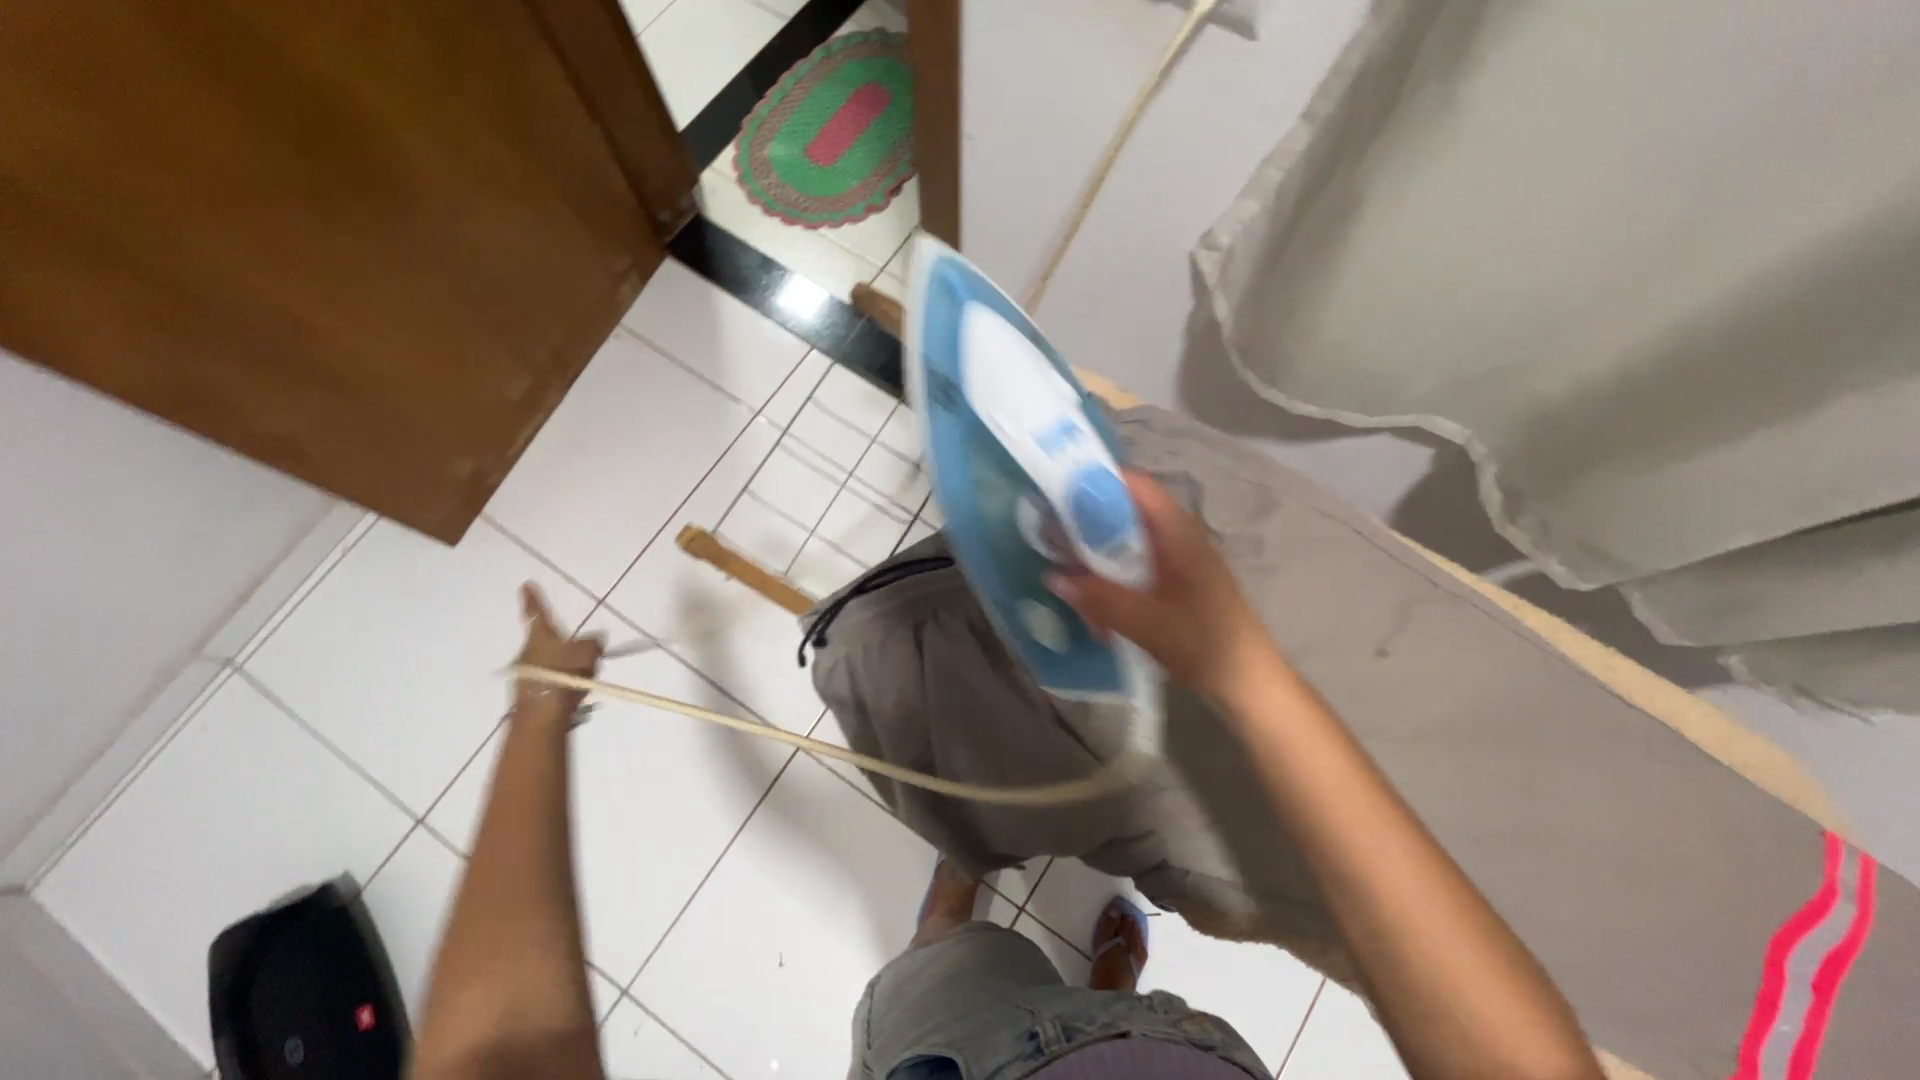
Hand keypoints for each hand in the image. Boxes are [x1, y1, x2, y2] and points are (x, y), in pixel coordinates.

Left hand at [512, 583, 604, 716]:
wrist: (541, 718)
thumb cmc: (562, 676)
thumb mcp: (588, 651)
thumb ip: (593, 642)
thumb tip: (593, 641)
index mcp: (540, 637)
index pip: (536, 613)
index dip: (533, 599)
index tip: (525, 584)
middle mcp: (528, 652)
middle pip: (551, 643)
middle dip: (568, 649)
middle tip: (587, 660)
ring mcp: (527, 674)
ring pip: (554, 664)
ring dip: (569, 669)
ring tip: (585, 682)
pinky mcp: (531, 694)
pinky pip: (553, 682)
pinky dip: (565, 685)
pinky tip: (576, 696)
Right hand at [1048, 470, 1282, 700]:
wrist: (1250, 685)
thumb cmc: (1206, 645)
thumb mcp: (1148, 622)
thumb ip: (1100, 598)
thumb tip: (1054, 576)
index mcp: (1178, 534)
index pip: (1136, 486)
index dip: (1098, 480)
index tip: (1057, 489)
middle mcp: (1177, 540)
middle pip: (1125, 514)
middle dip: (1087, 526)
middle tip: (1049, 539)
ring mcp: (1177, 564)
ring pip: (1126, 547)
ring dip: (1097, 563)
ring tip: (1067, 583)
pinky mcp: (1174, 588)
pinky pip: (1133, 572)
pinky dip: (1111, 584)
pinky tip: (1094, 611)